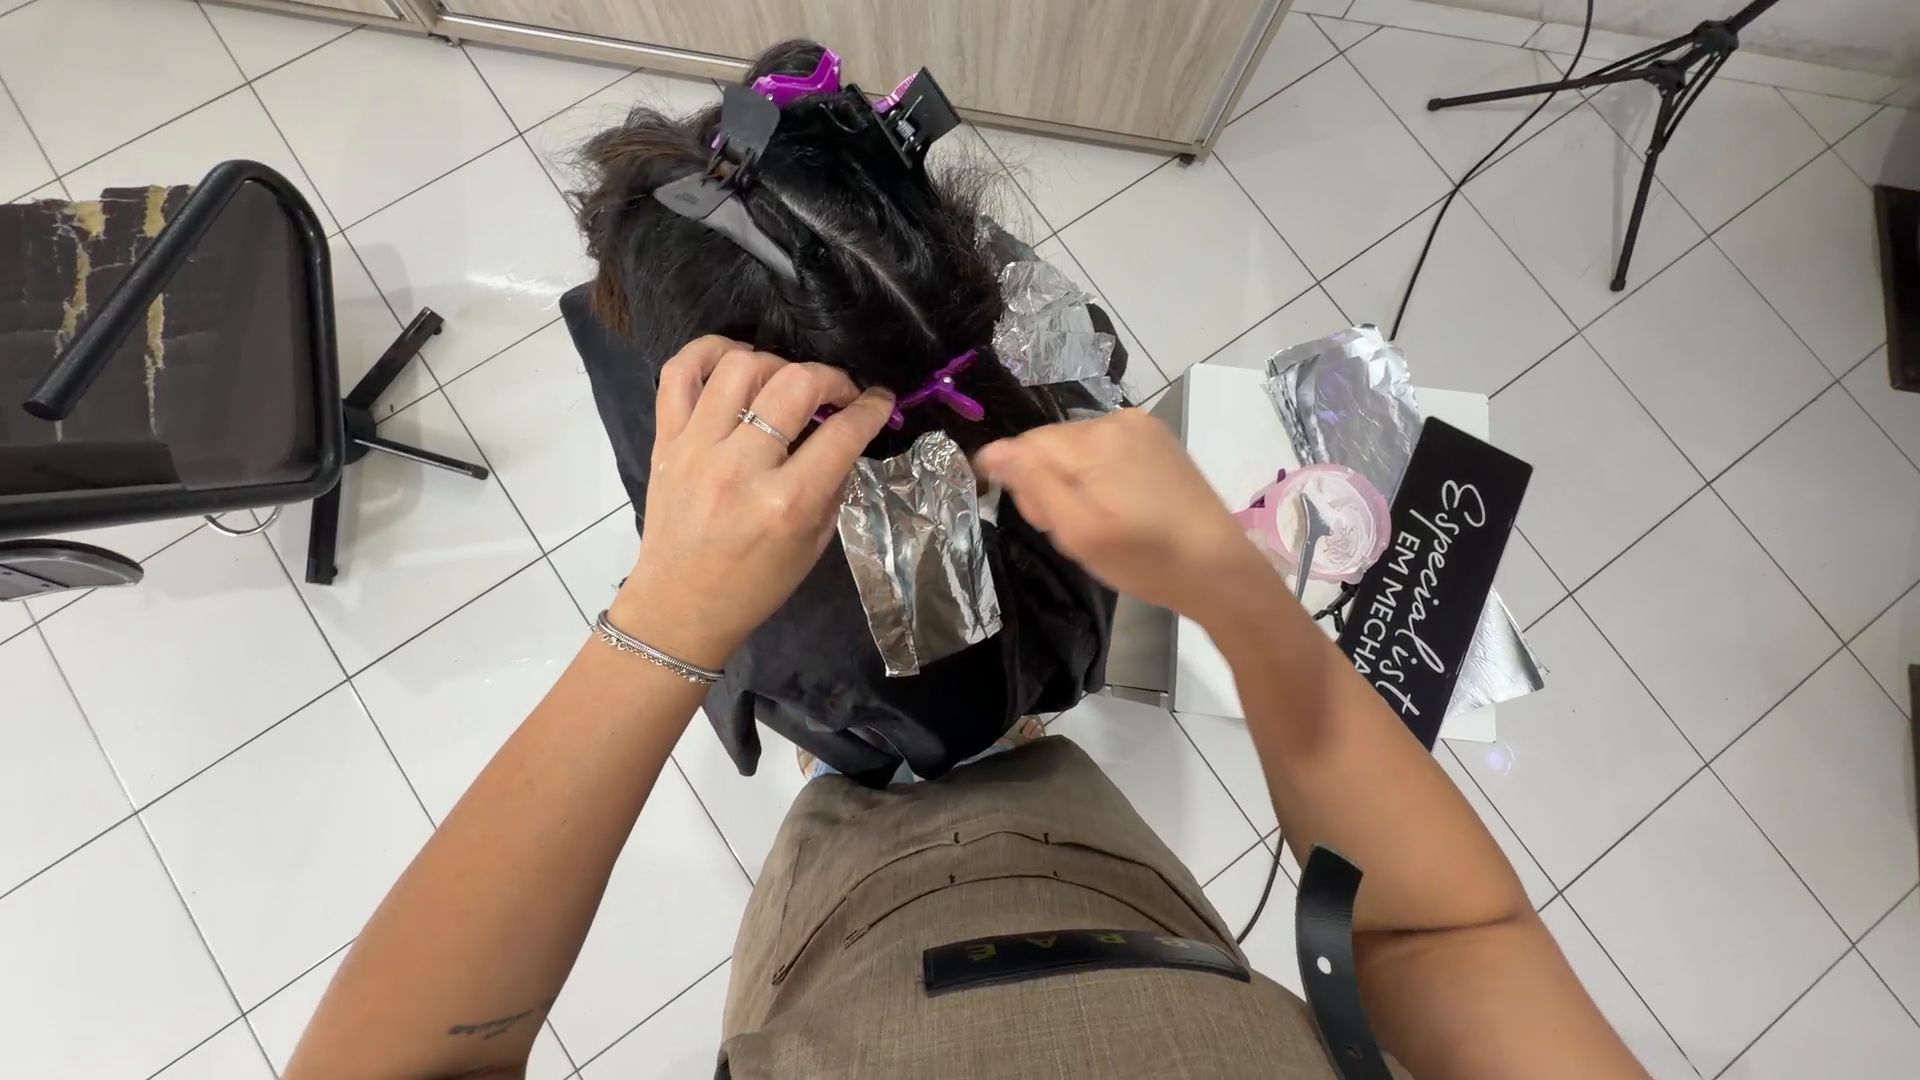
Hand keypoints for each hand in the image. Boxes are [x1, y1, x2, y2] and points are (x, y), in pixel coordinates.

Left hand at [608, 337, 894, 669]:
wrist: (682, 606)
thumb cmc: (757, 584)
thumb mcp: (814, 543)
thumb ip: (833, 484)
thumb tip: (846, 435)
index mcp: (787, 503)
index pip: (842, 433)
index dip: (872, 407)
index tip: (881, 401)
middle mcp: (741, 468)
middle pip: (795, 385)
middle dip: (832, 377)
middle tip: (839, 392)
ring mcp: (696, 449)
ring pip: (740, 366)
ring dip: (777, 364)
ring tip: (787, 383)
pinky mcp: (665, 440)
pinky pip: (679, 372)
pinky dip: (710, 352)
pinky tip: (735, 361)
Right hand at [975, 409, 1279, 628]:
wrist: (1218, 570)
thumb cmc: (1144, 559)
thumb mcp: (1078, 531)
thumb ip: (1032, 484)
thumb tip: (991, 450)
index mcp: (1094, 438)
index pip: (1025, 445)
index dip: (1022, 485)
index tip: (1044, 521)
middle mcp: (1118, 418)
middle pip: (1051, 445)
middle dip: (1050, 484)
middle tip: (1076, 530)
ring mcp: (1143, 428)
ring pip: (1076, 450)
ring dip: (1074, 483)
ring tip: (1101, 524)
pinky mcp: (1159, 442)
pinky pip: (1105, 452)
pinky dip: (1099, 479)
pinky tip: (1120, 510)